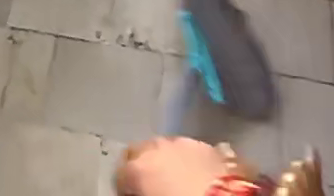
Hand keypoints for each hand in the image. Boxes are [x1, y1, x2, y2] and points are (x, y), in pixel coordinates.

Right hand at [116, 137, 230, 195]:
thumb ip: (138, 191)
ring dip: (169, 161)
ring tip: (176, 183)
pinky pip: (194, 153)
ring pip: (170, 148)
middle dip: (144, 165)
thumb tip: (137, 190)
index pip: (120, 172)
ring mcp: (189, 143)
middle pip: (143, 151)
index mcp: (141, 166)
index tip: (128, 194)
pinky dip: (191, 162)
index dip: (123, 186)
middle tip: (149, 186)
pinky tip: (197, 177)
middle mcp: (161, 147)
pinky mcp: (213, 149)